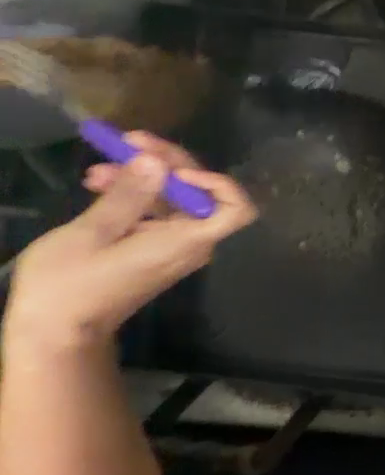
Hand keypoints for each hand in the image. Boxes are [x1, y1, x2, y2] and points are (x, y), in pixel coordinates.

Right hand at [4, 133, 255, 352]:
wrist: (57, 332)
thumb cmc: (70, 284)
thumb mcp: (92, 232)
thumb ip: (129, 196)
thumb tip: (157, 162)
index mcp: (188, 240)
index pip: (237, 208)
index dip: (216, 181)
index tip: (173, 167)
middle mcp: (193, 243)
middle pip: (201, 196)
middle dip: (167, 166)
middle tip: (126, 142)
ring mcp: (175, 248)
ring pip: (174, 203)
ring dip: (142, 179)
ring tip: (97, 168)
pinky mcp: (155, 251)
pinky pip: (157, 217)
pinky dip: (135, 199)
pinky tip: (98, 185)